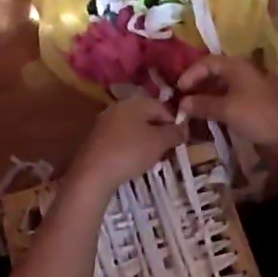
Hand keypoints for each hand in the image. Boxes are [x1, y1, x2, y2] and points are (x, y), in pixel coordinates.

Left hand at [67, 98, 184, 194]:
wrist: (93, 173)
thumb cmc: (131, 152)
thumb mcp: (160, 142)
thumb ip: (175, 132)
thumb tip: (184, 129)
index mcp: (136, 103)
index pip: (163, 107)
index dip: (175, 123)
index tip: (181, 141)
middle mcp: (120, 107)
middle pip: (149, 117)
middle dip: (162, 133)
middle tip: (169, 151)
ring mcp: (107, 122)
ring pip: (136, 128)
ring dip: (149, 142)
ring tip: (155, 159)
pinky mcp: (99, 138)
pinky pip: (124, 138)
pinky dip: (134, 147)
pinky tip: (136, 161)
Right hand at [176, 55, 277, 148]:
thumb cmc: (255, 115)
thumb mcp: (226, 109)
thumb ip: (203, 104)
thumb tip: (182, 103)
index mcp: (235, 66)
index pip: (206, 62)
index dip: (190, 74)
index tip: (179, 89)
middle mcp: (241, 71)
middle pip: (214, 72)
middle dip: (197, 84)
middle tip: (183, 98)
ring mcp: (248, 85)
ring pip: (221, 85)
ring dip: (206, 94)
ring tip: (192, 107)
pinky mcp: (252, 100)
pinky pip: (229, 96)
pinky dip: (217, 102)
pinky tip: (209, 113)